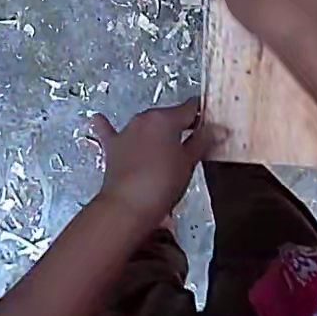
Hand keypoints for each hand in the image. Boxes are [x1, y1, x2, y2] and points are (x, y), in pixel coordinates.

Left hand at [91, 98, 211, 223]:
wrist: (126, 208)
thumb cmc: (162, 183)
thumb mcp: (189, 162)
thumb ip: (203, 141)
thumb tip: (219, 129)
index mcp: (166, 117)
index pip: (191, 107)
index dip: (203, 116)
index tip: (212, 128)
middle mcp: (145, 118)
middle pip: (170, 116)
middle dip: (183, 126)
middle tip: (194, 146)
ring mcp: (126, 131)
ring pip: (148, 125)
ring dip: (158, 132)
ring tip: (168, 149)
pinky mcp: (112, 147)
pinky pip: (110, 132)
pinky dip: (107, 126)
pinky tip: (98, 118)